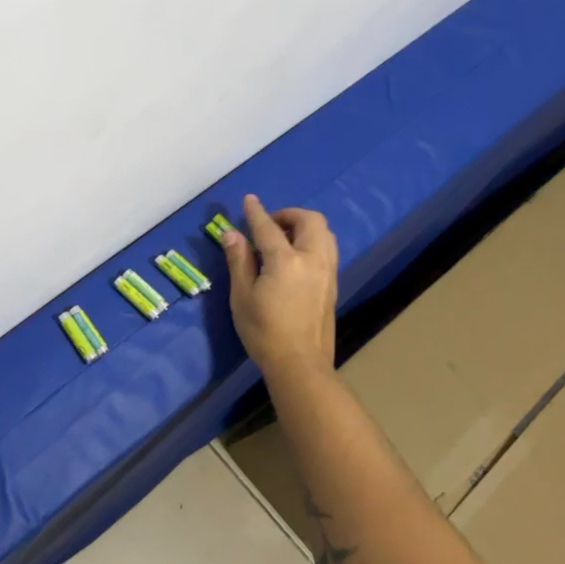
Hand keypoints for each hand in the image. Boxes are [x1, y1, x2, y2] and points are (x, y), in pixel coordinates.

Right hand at [222, 194, 339, 378]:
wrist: (299, 363)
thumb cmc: (263, 331)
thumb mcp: (242, 296)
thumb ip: (239, 260)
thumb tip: (232, 233)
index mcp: (286, 261)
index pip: (269, 228)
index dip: (256, 213)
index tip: (249, 200)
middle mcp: (313, 260)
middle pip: (309, 221)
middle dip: (288, 215)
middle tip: (268, 224)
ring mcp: (327, 272)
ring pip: (324, 233)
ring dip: (304, 226)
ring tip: (283, 238)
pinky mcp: (333, 284)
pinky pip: (327, 249)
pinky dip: (312, 241)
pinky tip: (294, 257)